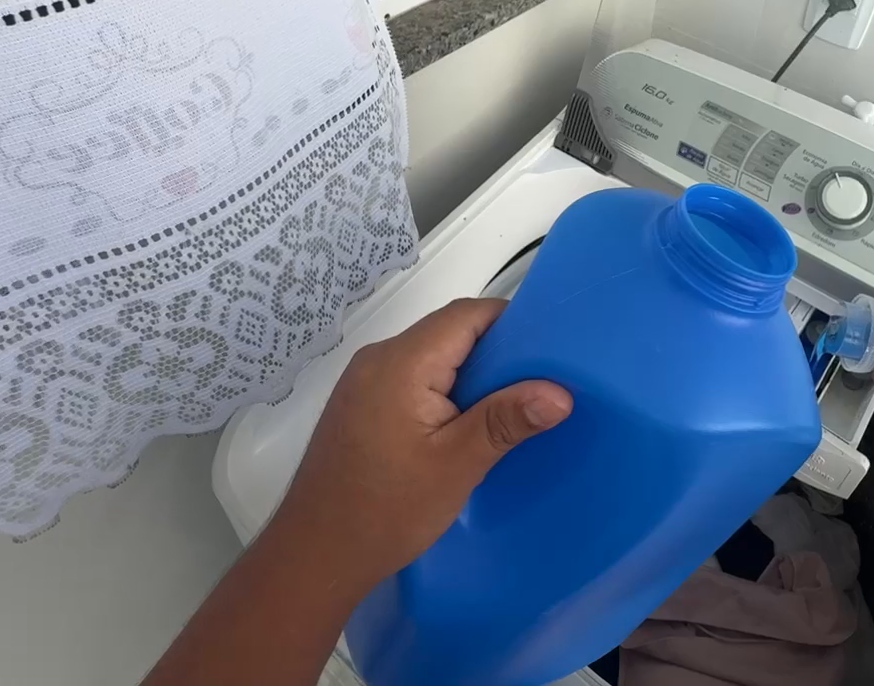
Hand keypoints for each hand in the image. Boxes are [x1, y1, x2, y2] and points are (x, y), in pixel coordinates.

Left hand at [275, 298, 572, 597]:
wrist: (312, 558)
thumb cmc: (386, 510)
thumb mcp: (457, 465)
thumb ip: (507, 420)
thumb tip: (561, 394)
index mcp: (403, 361)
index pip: (468, 315)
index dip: (511, 322)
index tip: (548, 348)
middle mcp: (379, 356)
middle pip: (450, 329)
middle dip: (496, 348)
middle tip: (536, 379)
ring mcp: (364, 377)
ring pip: (432, 350)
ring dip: (470, 368)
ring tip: (508, 400)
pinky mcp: (360, 400)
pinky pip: (413, 371)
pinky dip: (444, 382)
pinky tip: (464, 417)